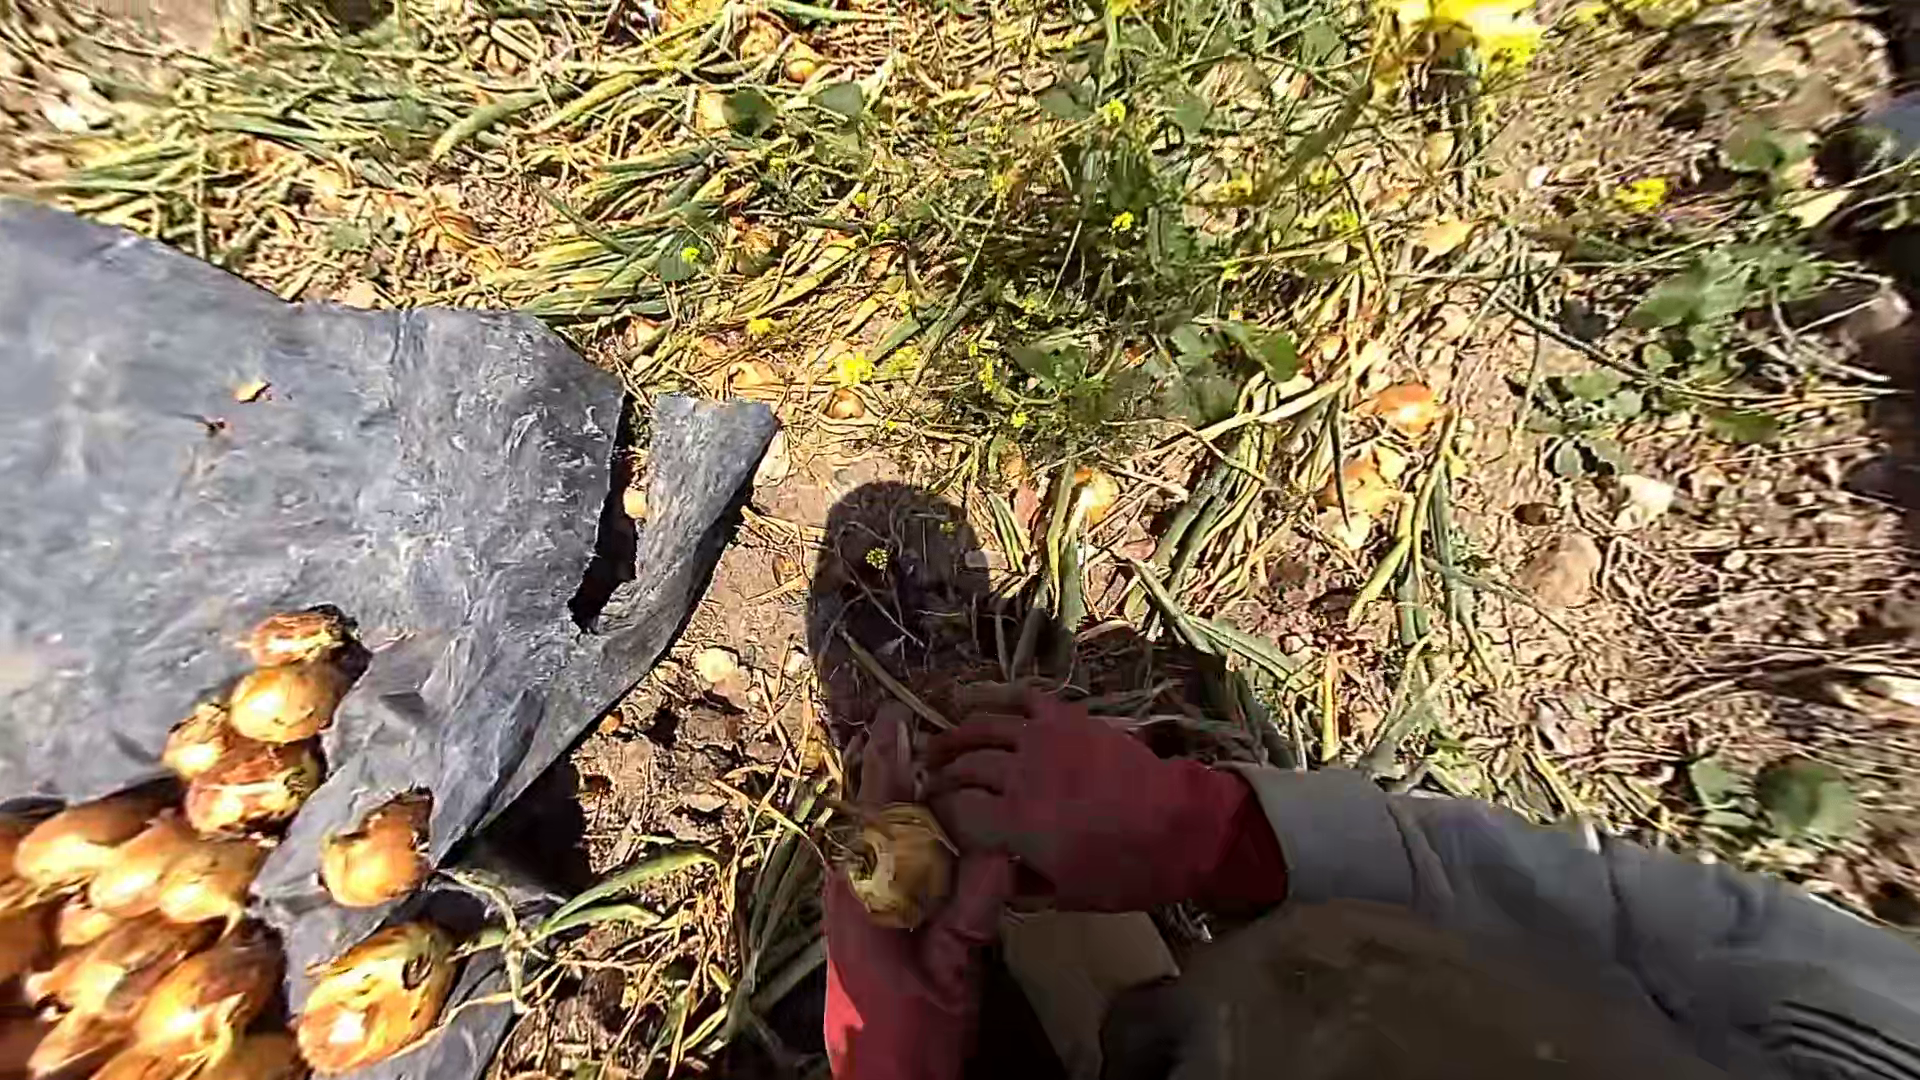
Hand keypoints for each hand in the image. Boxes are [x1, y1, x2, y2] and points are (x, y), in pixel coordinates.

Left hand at [824, 708, 1013, 1079]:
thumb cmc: (908, 1031)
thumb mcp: (948, 970)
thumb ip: (972, 912)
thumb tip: (1002, 850)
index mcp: (863, 891)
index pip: (877, 808)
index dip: (887, 758)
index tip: (895, 716)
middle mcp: (853, 885)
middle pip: (871, 809)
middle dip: (886, 763)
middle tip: (903, 718)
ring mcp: (857, 898)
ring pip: (876, 829)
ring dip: (894, 788)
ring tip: (914, 750)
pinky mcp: (867, 913)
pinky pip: (885, 853)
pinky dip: (901, 823)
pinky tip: (923, 814)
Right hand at [927, 689, 1282, 911]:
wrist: (1176, 823)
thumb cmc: (1124, 868)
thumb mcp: (1066, 894)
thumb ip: (1017, 882)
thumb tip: (986, 869)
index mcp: (1018, 822)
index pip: (958, 811)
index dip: (938, 814)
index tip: (930, 818)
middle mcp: (1021, 773)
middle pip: (965, 767)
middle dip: (941, 778)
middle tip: (929, 785)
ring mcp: (1042, 737)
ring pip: (983, 728)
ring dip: (955, 737)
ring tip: (937, 747)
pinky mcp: (1064, 716)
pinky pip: (1022, 696)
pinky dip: (996, 695)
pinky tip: (975, 700)